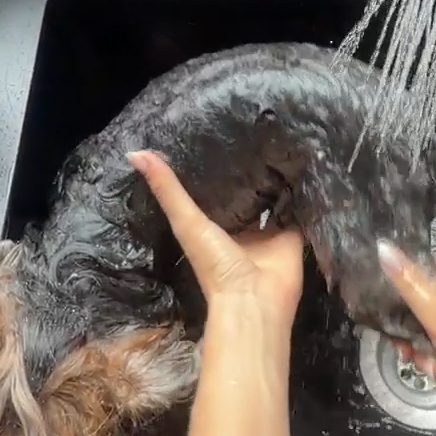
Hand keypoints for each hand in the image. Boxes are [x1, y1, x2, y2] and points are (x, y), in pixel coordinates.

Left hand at [128, 151, 304, 351]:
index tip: (214, 138)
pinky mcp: (293, 235)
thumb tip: (134, 153)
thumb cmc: (215, 265)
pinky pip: (297, 210)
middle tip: (251, 135)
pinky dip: (300, 194)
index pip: (212, 194)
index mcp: (212, 229)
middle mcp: (240, 230)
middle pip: (244, 197)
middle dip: (247, 174)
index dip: (212, 171)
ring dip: (274, 180)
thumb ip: (168, 190)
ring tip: (277, 144)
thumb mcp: (186, 223)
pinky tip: (300, 166)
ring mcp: (268, 233)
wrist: (254, 300)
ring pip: (272, 201)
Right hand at [378, 242, 435, 421]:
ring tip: (433, 370)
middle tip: (410, 353)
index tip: (382, 321)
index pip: (407, 273)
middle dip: (408, 334)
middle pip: (414, 307)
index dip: (390, 297)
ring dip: (423, 352)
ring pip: (427, 332)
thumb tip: (381, 243)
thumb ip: (407, 281)